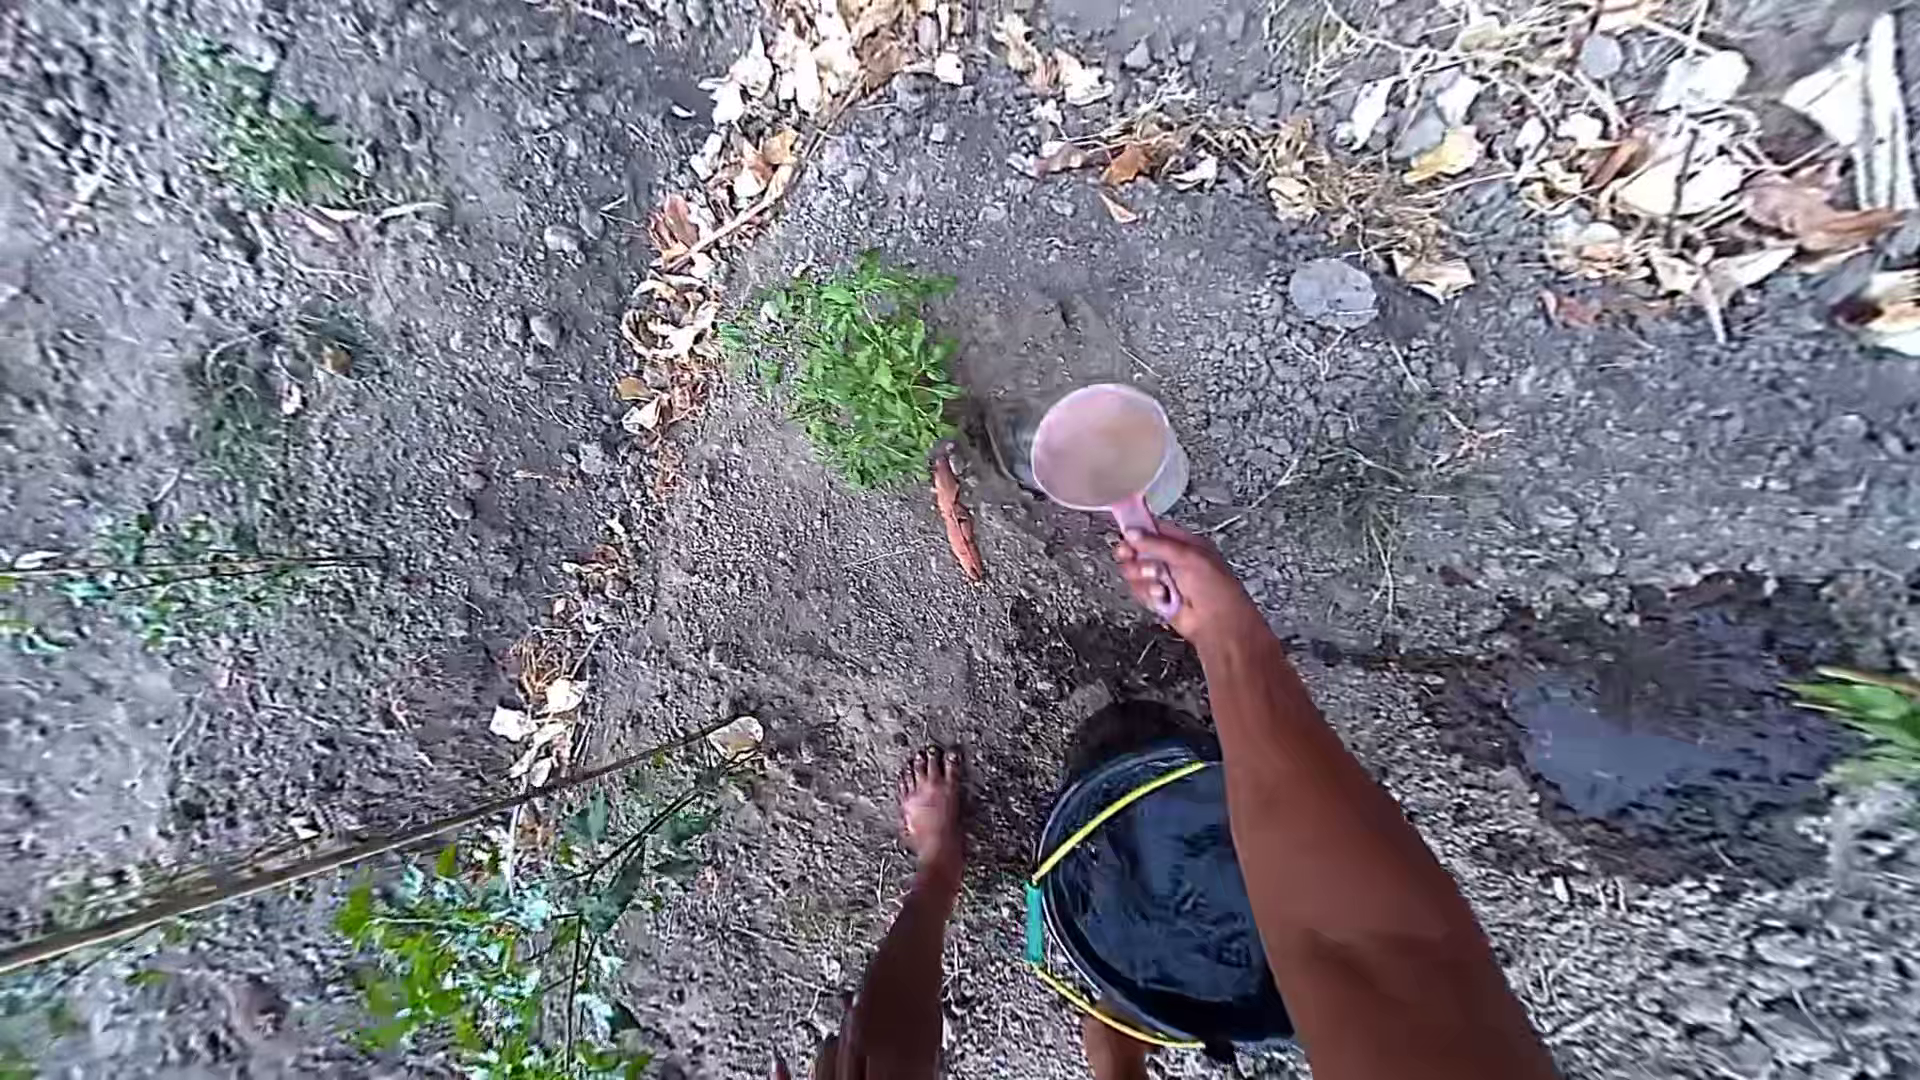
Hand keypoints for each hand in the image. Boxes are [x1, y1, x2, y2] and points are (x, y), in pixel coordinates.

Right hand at [1112, 521, 1266, 652]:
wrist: (1218, 625)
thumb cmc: (1217, 591)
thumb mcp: (1189, 558)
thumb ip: (1158, 543)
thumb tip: (1133, 533)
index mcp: (1186, 544)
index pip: (1156, 529)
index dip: (1139, 529)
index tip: (1125, 530)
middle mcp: (1174, 561)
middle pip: (1140, 550)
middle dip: (1134, 553)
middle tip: (1128, 554)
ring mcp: (1165, 580)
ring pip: (1136, 570)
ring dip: (1142, 574)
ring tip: (1155, 578)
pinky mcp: (1157, 598)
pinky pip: (1139, 589)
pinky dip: (1146, 592)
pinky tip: (1160, 594)